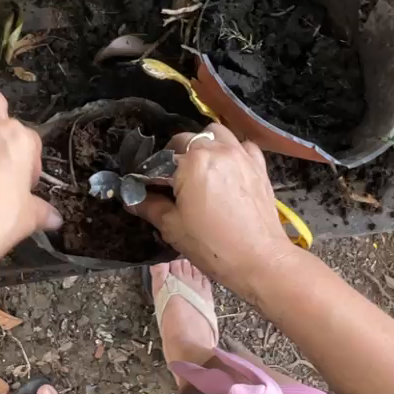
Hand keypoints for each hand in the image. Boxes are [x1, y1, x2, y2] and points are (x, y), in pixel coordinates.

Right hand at [128, 123, 303, 294]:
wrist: (259, 260)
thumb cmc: (214, 245)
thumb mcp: (173, 227)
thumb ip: (150, 207)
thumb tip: (134, 200)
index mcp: (193, 162)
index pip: (162, 158)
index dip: (152, 173)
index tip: (151, 187)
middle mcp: (218, 150)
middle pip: (189, 139)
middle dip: (177, 155)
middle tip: (173, 181)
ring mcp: (241, 156)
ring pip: (217, 134)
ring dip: (204, 144)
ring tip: (199, 167)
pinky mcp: (258, 166)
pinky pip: (243, 146)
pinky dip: (232, 151)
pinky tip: (227, 168)